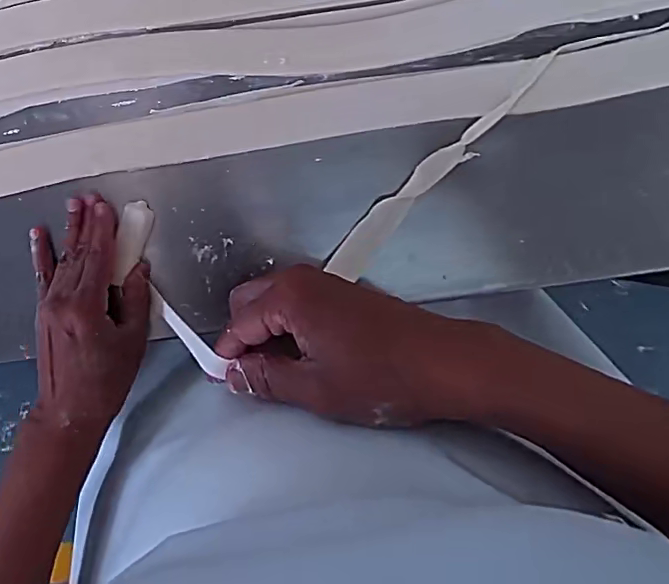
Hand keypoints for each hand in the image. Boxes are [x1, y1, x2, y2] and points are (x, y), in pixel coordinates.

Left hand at [27, 193, 151, 439]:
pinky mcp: (43, 311)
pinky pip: (43, 275)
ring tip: (74, 205)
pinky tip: (40, 234)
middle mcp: (63, 300)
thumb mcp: (132, 341)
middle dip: (88, 223)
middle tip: (92, 198)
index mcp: (86, 307)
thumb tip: (137, 269)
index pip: (98, 257)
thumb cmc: (104, 383)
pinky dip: (42, 253)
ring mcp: (49, 304)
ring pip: (64, 259)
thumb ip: (136, 299)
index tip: (106, 207)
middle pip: (80, 252)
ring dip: (71, 230)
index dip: (104, 230)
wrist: (68, 413)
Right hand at [213, 264, 547, 426]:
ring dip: (266, 330)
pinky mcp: (338, 291)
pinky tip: (307, 356)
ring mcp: (321, 281)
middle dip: (243, 336)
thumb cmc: (385, 375)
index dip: (227, 354)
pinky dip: (288, 324)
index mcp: (289, 296)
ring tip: (283, 371)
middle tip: (253, 376)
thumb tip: (236, 374)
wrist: (444, 362)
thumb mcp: (316, 389)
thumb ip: (266, 380)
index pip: (238, 322)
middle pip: (247, 301)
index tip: (224, 378)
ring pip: (271, 300)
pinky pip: (295, 301)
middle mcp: (301, 279)